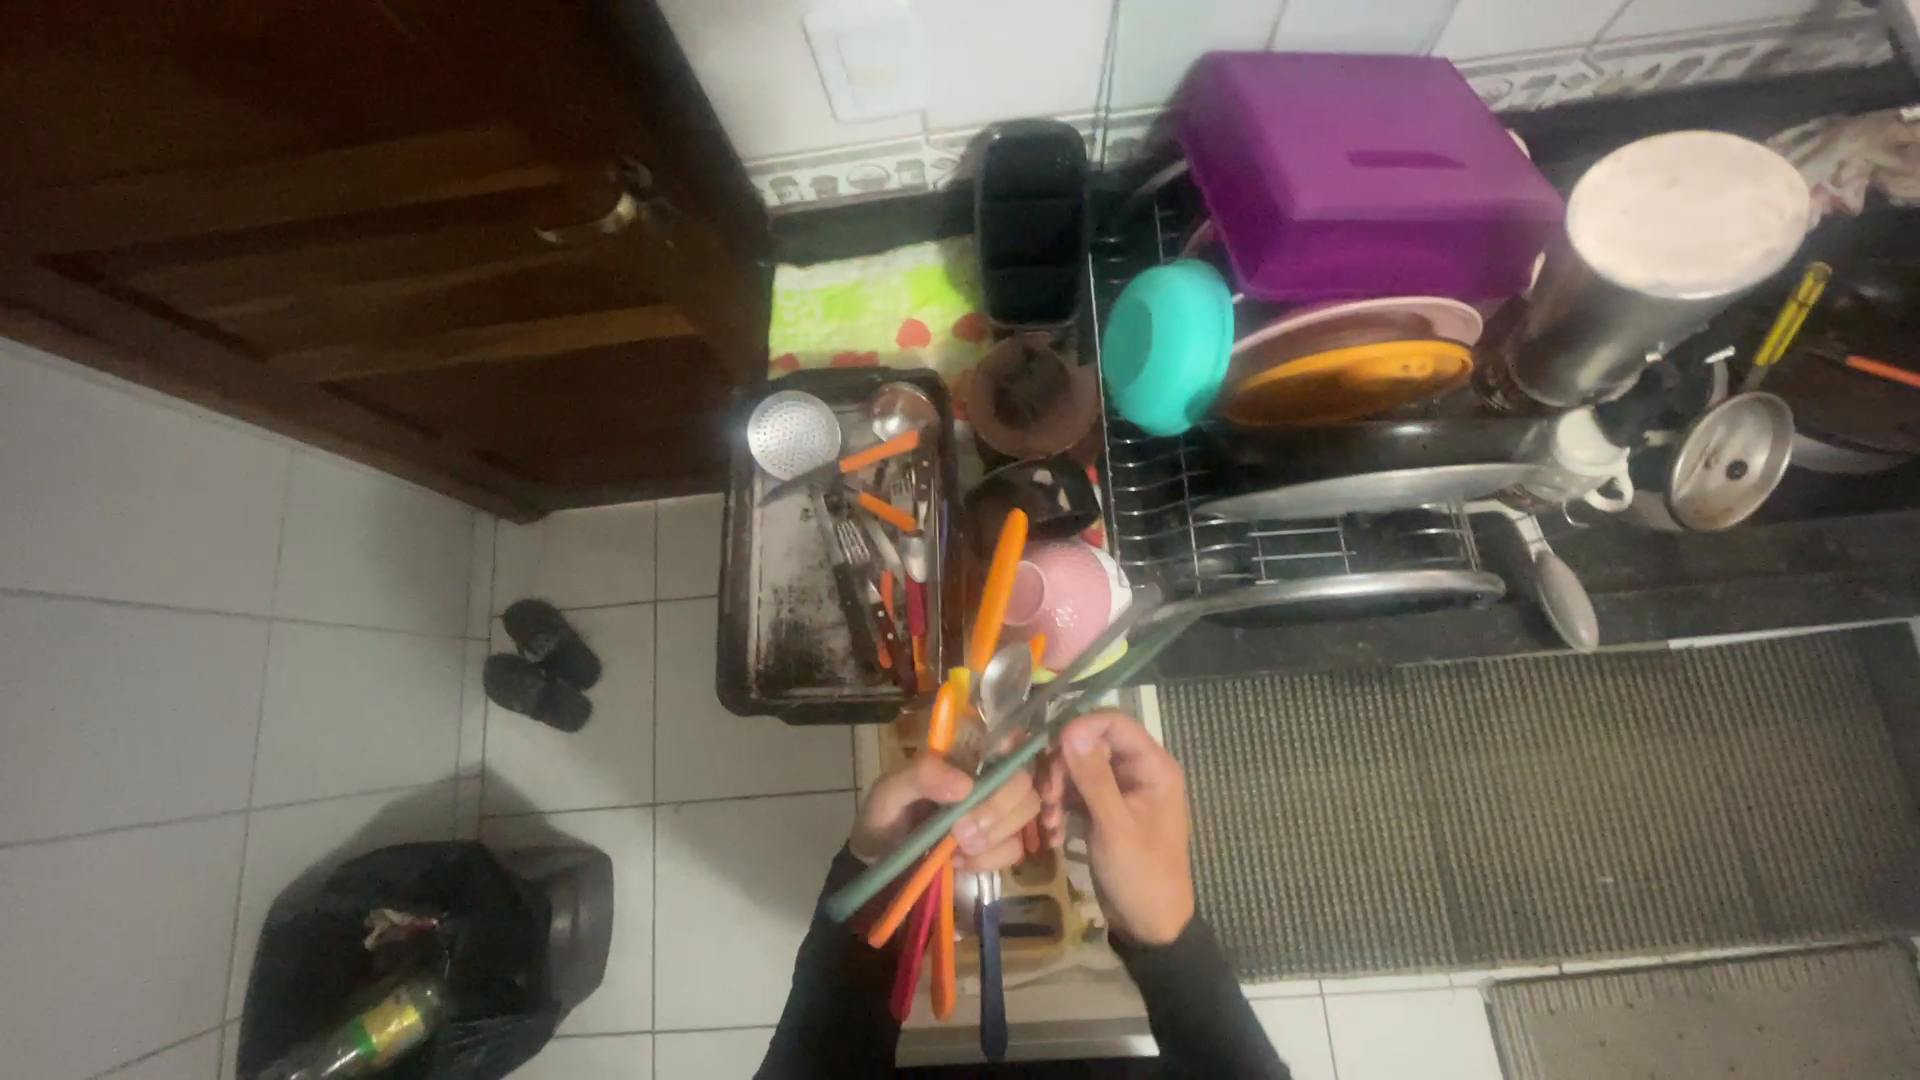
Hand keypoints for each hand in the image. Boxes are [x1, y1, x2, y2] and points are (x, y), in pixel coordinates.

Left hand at [849, 751, 1040, 874]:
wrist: (880, 864)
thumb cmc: (884, 816)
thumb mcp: (890, 790)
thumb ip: (922, 775)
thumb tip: (965, 784)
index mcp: (963, 758)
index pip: (1007, 742)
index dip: (1016, 748)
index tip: (1000, 769)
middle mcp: (986, 780)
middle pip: (1022, 781)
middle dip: (997, 808)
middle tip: (960, 832)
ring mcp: (996, 814)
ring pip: (1025, 813)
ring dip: (993, 836)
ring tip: (955, 848)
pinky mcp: (998, 847)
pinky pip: (1015, 848)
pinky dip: (988, 860)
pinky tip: (959, 862)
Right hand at [1040, 709, 1194, 945]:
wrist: (1149, 928)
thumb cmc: (1142, 875)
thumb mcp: (1114, 827)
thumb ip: (1093, 777)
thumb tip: (1070, 729)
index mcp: (1153, 766)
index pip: (1114, 722)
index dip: (1081, 727)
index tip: (1051, 749)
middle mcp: (1136, 770)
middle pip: (1090, 743)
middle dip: (1063, 765)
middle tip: (1046, 795)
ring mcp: (1118, 789)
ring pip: (1077, 766)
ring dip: (1056, 789)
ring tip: (1048, 821)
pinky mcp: (1102, 807)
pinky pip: (1074, 791)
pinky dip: (1059, 807)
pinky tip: (1053, 833)